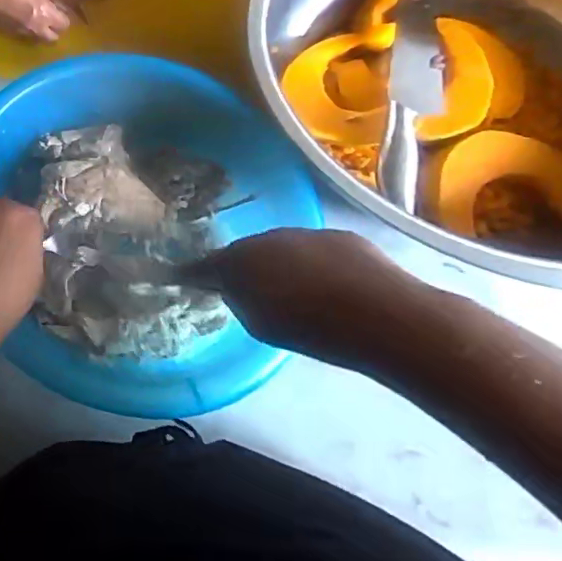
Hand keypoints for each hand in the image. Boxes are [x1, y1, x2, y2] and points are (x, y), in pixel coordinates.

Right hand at [0, 0, 69, 41]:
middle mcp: (36, 28)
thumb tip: (52, 4)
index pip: (64, 24)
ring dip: (39, 32)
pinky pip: (23, 35)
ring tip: (35, 20)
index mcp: (44, 14)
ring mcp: (21, 33)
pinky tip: (20, 19)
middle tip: (50, 20)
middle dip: (53, 31)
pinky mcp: (8, 33)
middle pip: (53, 38)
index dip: (63, 18)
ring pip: (37, 38)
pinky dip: (25, 30)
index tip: (61, 10)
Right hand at [190, 228, 433, 371]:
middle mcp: (265, 238)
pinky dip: (316, 265)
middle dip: (244, 268)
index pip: (203, 265)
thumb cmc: (311, 327)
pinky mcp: (338, 236)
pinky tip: (334, 289)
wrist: (382, 314)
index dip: (191, 273)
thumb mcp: (260, 325)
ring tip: (299, 294)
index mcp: (239, 260)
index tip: (179, 276)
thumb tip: (236, 288)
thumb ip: (240, 301)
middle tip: (253, 293)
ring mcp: (303, 232)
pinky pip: (315, 250)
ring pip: (282, 248)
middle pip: (245, 252)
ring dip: (282, 265)